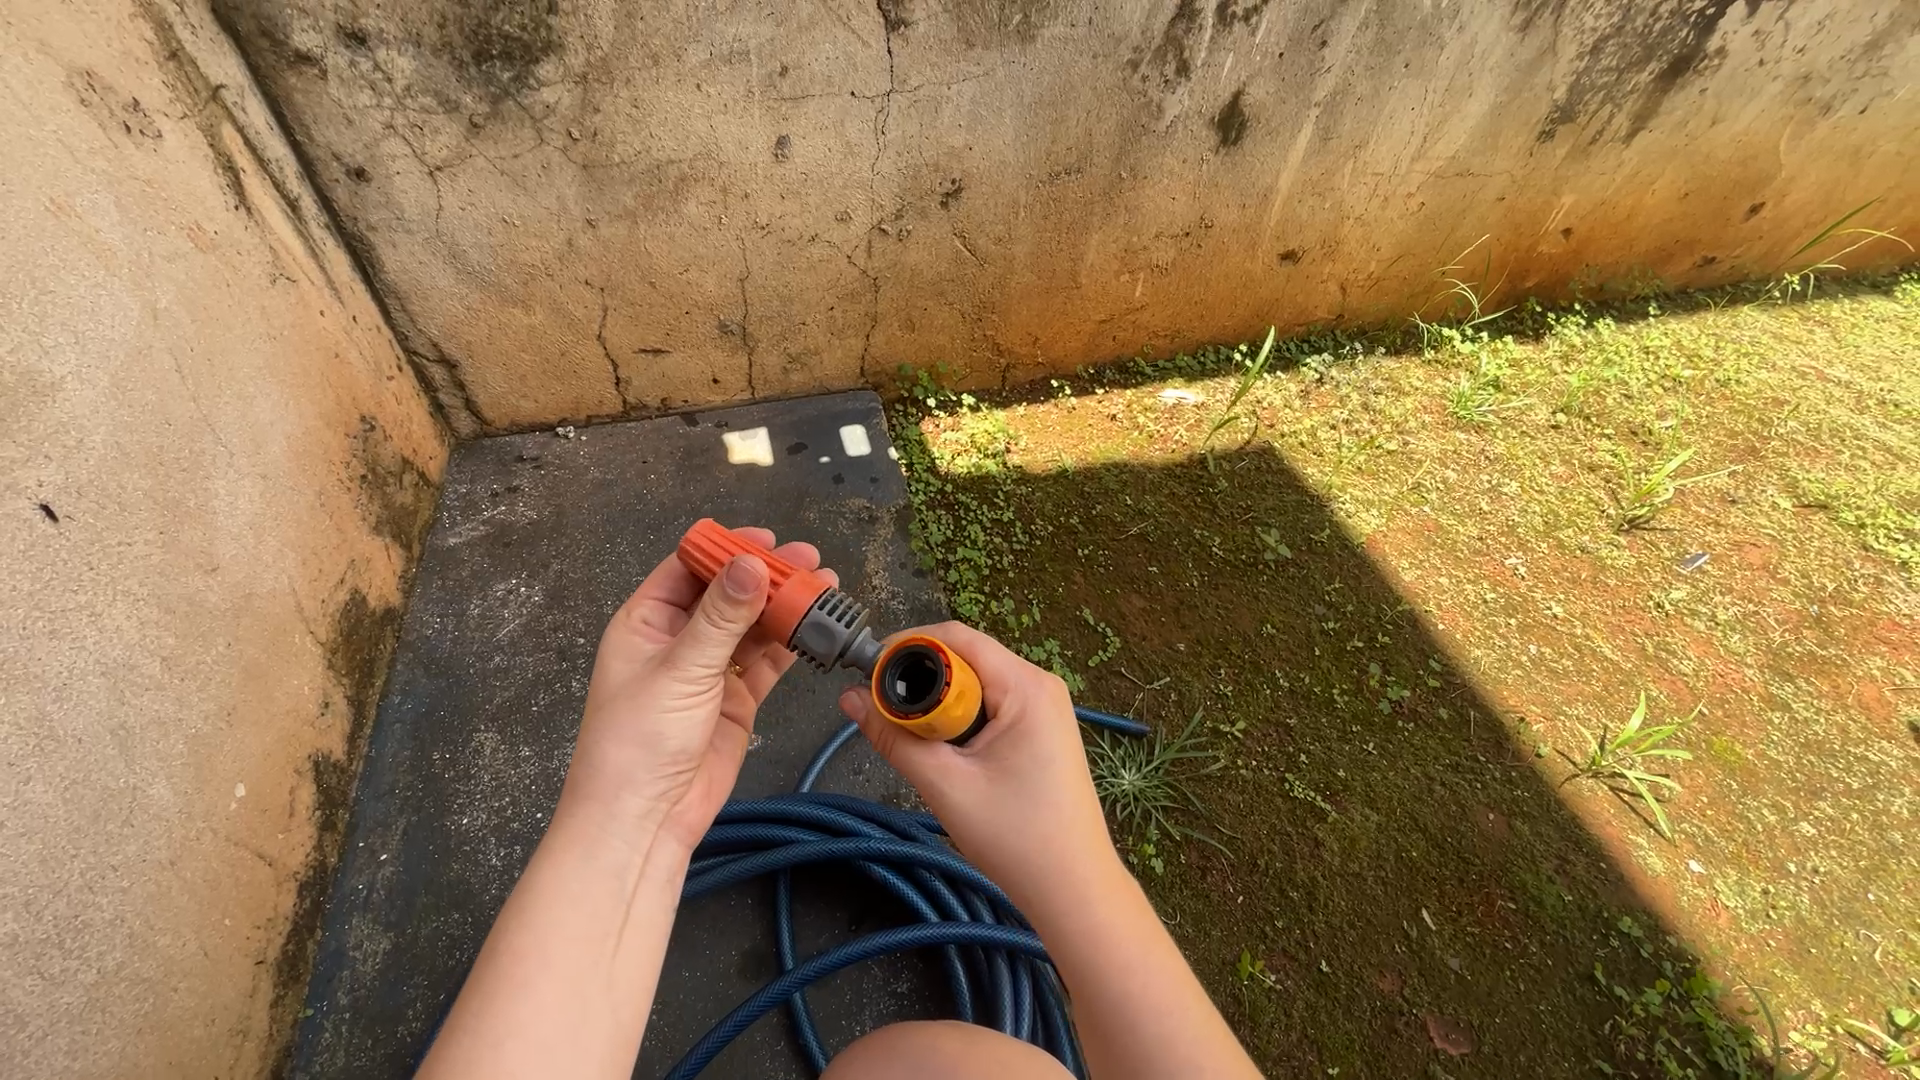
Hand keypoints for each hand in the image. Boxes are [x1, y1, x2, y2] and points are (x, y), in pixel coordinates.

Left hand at [559, 529, 834, 854]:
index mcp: (648, 621)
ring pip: (753, 625)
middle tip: (809, 560)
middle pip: (729, 594)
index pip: (689, 570)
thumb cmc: (640, 740)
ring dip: (785, 607)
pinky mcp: (736, 696)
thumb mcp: (681, 670)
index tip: (767, 540)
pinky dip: (790, 644)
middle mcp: (680, 639)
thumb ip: (721, 616)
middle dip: (767, 576)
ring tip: (824, 587)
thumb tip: (752, 564)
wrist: (647, 818)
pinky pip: (767, 660)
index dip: (726, 550)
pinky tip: (814, 626)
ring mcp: (710, 668)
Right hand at [836, 622, 1119, 920]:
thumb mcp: (944, 785)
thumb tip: (850, 699)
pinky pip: (992, 703)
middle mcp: (1040, 684)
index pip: (957, 638)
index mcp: (1026, 686)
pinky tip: (946, 747)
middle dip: (923, 678)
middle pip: (967, 656)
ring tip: (913, 734)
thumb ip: (893, 737)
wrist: (1075, 890)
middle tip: (886, 712)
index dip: (908, 647)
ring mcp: (1046, 706)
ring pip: (976, 681)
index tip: (870, 673)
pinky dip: (962, 717)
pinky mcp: (1042, 728)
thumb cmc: (1016, 839)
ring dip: (941, 702)